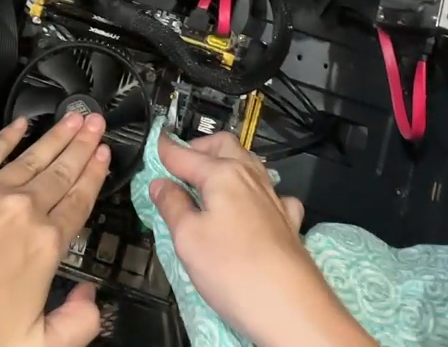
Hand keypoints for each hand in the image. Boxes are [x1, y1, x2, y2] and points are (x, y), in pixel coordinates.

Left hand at [0, 113, 110, 346]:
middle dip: (82, 144)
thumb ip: (75, 325)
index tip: (105, 153)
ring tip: (74, 116)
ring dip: (56, 135)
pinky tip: (22, 124)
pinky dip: (8, 136)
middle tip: (96, 120)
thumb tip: (93, 298)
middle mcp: (23, 211)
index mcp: (45, 246)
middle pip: (61, 171)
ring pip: (33, 156)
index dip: (95, 175)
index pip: (79, 202)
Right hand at [148, 132, 372, 346]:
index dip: (167, 149)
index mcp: (222, 174)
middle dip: (202, 146)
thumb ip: (172, 206)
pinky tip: (254, 205)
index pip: (186, 155)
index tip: (157, 142)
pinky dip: (258, 191)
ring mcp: (273, 197)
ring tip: (212, 178)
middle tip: (182, 161)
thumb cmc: (232, 270)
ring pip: (250, 164)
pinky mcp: (289, 221)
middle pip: (225, 145)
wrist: (290, 305)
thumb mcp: (187, 239)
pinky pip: (273, 193)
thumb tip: (160, 184)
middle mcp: (250, 176)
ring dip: (229, 162)